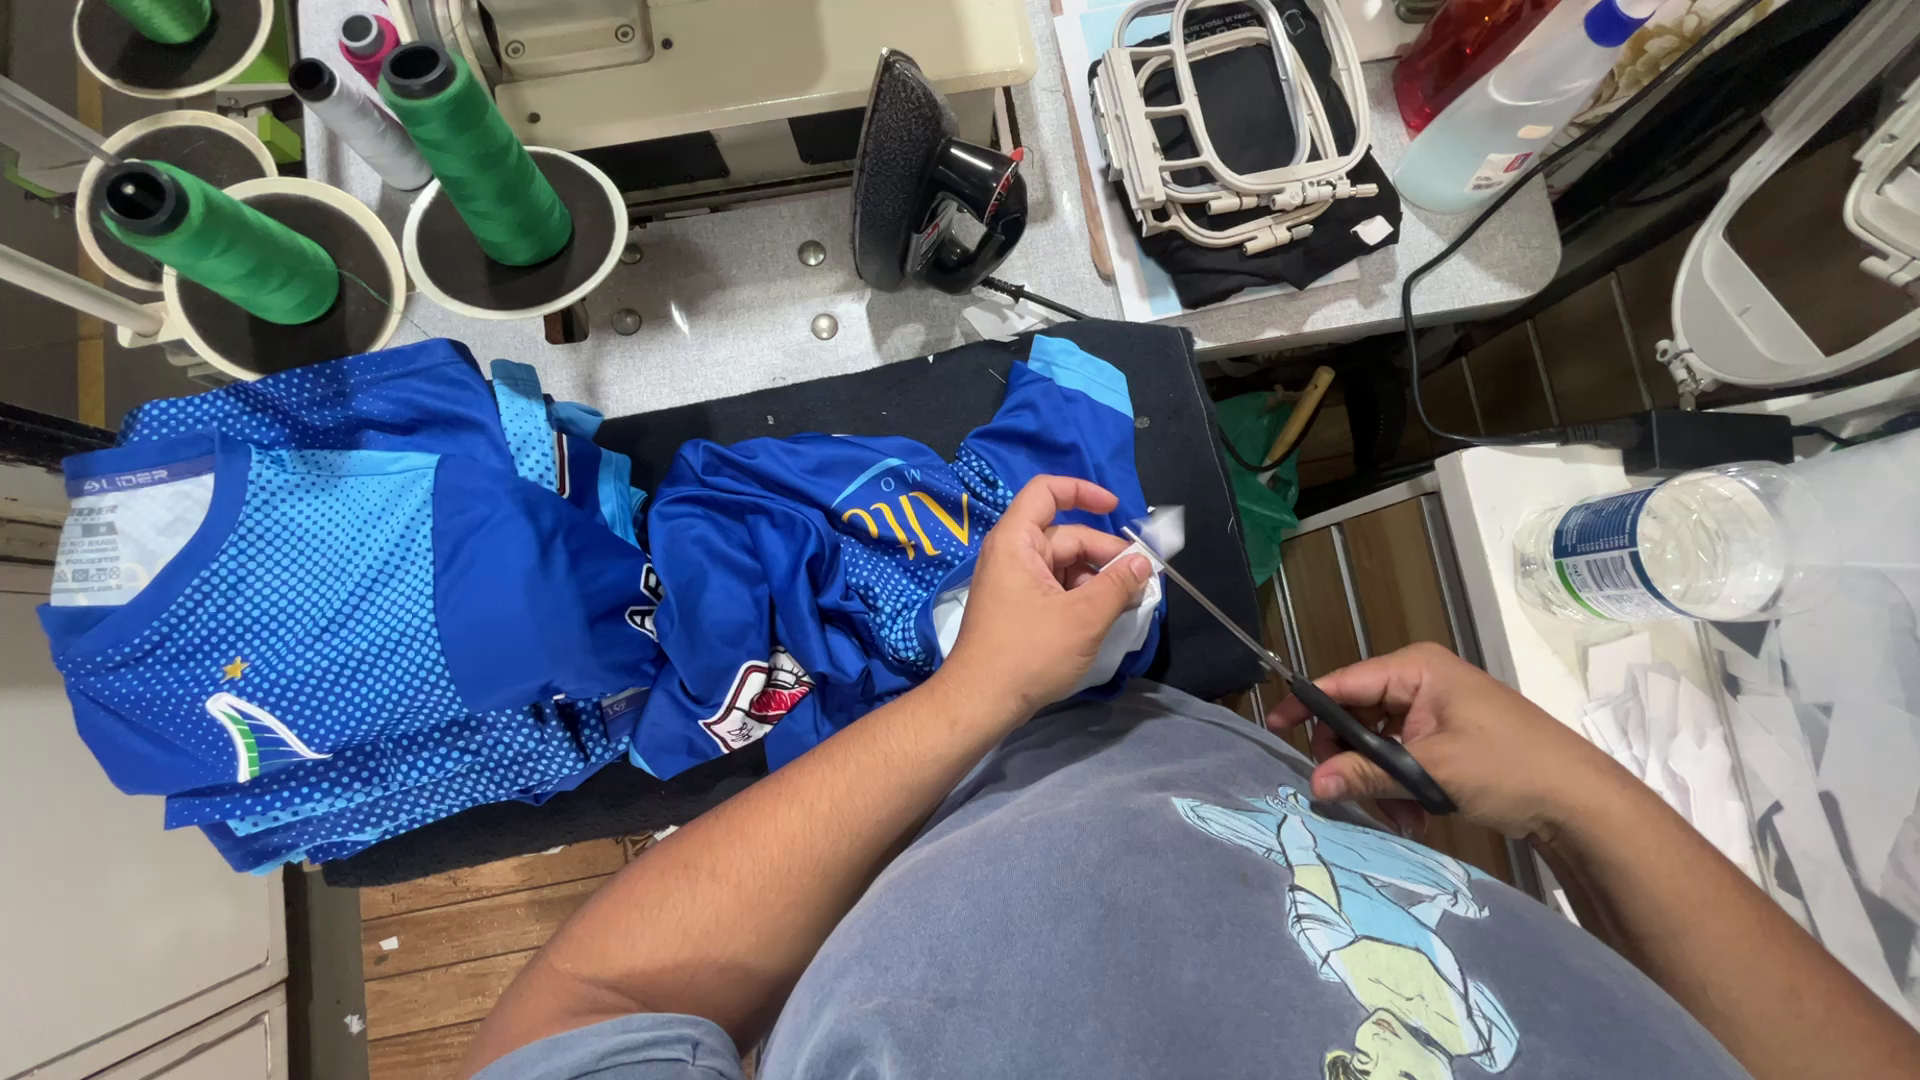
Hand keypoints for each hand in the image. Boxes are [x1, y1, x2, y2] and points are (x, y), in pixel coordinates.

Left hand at [940, 475, 1151, 718]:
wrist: (981, 701)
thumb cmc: (1028, 653)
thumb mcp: (1083, 617)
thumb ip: (1117, 585)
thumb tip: (1144, 562)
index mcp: (1016, 541)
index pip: (1047, 492)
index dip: (1083, 491)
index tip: (1116, 507)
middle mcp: (1011, 554)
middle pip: (1066, 534)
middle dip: (1105, 553)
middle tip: (1142, 579)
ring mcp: (1013, 582)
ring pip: (1064, 564)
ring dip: (1096, 578)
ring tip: (1127, 601)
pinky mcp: (1017, 607)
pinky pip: (1055, 586)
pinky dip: (1081, 594)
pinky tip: (1104, 615)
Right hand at [1268, 643, 1632, 841]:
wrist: (1587, 806)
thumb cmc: (1508, 768)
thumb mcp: (1430, 771)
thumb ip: (1365, 774)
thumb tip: (1312, 784)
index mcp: (1416, 670)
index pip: (1342, 682)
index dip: (1306, 707)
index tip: (1273, 728)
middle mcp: (1421, 682)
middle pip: (1357, 715)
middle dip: (1351, 758)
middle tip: (1345, 791)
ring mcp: (1435, 710)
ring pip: (1378, 742)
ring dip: (1377, 780)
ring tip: (1395, 815)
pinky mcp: (1447, 738)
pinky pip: (1402, 756)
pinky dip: (1400, 785)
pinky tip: (1414, 816)